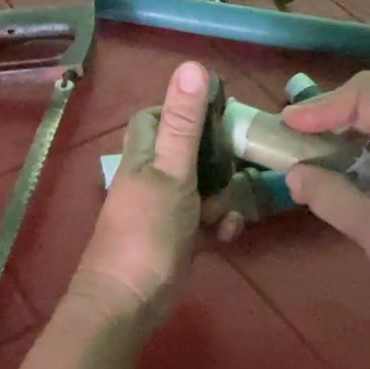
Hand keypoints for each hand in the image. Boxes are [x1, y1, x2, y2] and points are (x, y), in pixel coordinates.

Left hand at [68, 61, 209, 329]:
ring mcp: (165, 212)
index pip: (155, 118)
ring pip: (203, 189)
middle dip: (217, 159)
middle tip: (240, 164)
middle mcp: (151, 180)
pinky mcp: (179, 240)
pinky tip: (226, 235)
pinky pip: (206, 222)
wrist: (128, 303)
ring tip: (230, 211)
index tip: (218, 113)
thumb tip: (192, 65)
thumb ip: (184, 124)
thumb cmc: (146, 233)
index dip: (182, 111)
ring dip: (223, 197)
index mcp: (141, 158)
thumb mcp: (171, 173)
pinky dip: (219, 225)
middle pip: (187, 153)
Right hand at [282, 72, 369, 334]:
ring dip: (339, 140)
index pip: (364, 94)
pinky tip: (336, 184)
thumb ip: (332, 198)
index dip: (320, 105)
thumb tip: (293, 174)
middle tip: (290, 141)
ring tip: (305, 161)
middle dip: (327, 118)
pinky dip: (355, 160)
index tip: (285, 128)